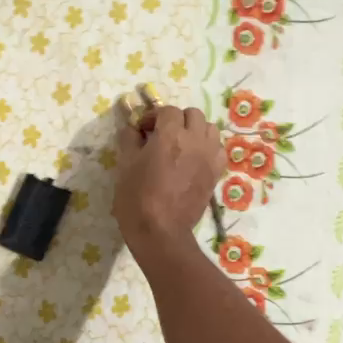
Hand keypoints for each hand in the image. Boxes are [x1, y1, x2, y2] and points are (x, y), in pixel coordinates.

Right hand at [113, 104, 222, 261]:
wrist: (160, 231)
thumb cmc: (136, 198)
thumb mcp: (124, 166)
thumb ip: (129, 140)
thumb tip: (132, 128)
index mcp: (170, 135)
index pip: (167, 111)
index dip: (153, 117)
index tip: (142, 131)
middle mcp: (195, 140)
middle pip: (193, 115)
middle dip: (176, 120)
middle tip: (161, 136)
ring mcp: (209, 156)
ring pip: (210, 129)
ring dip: (195, 131)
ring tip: (181, 145)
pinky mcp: (216, 173)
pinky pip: (218, 149)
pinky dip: (207, 148)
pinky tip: (194, 159)